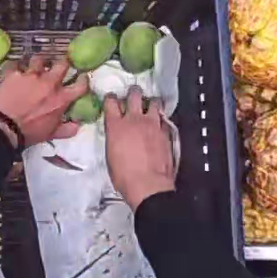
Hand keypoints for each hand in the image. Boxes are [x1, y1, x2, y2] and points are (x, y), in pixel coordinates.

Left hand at [0, 55, 90, 146]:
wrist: (4, 127)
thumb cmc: (29, 133)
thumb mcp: (51, 134)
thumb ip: (67, 129)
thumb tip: (77, 125)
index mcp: (61, 98)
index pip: (80, 85)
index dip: (83, 80)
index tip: (82, 77)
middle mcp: (49, 83)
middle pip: (62, 64)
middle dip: (63, 63)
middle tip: (60, 65)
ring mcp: (31, 76)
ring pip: (39, 59)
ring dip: (39, 62)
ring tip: (36, 65)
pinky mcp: (14, 73)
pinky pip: (15, 64)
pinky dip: (15, 66)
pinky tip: (13, 70)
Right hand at [104, 88, 176, 208]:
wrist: (148, 185)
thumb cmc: (123, 176)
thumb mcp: (110, 154)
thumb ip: (114, 138)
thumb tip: (116, 134)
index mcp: (115, 125)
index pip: (111, 102)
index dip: (111, 98)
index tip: (111, 99)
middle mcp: (134, 120)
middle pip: (134, 95)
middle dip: (133, 92)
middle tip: (133, 94)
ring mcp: (152, 124)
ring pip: (153, 102)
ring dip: (151, 102)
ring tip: (151, 105)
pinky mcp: (166, 132)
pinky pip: (164, 118)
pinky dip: (161, 117)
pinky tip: (160, 122)